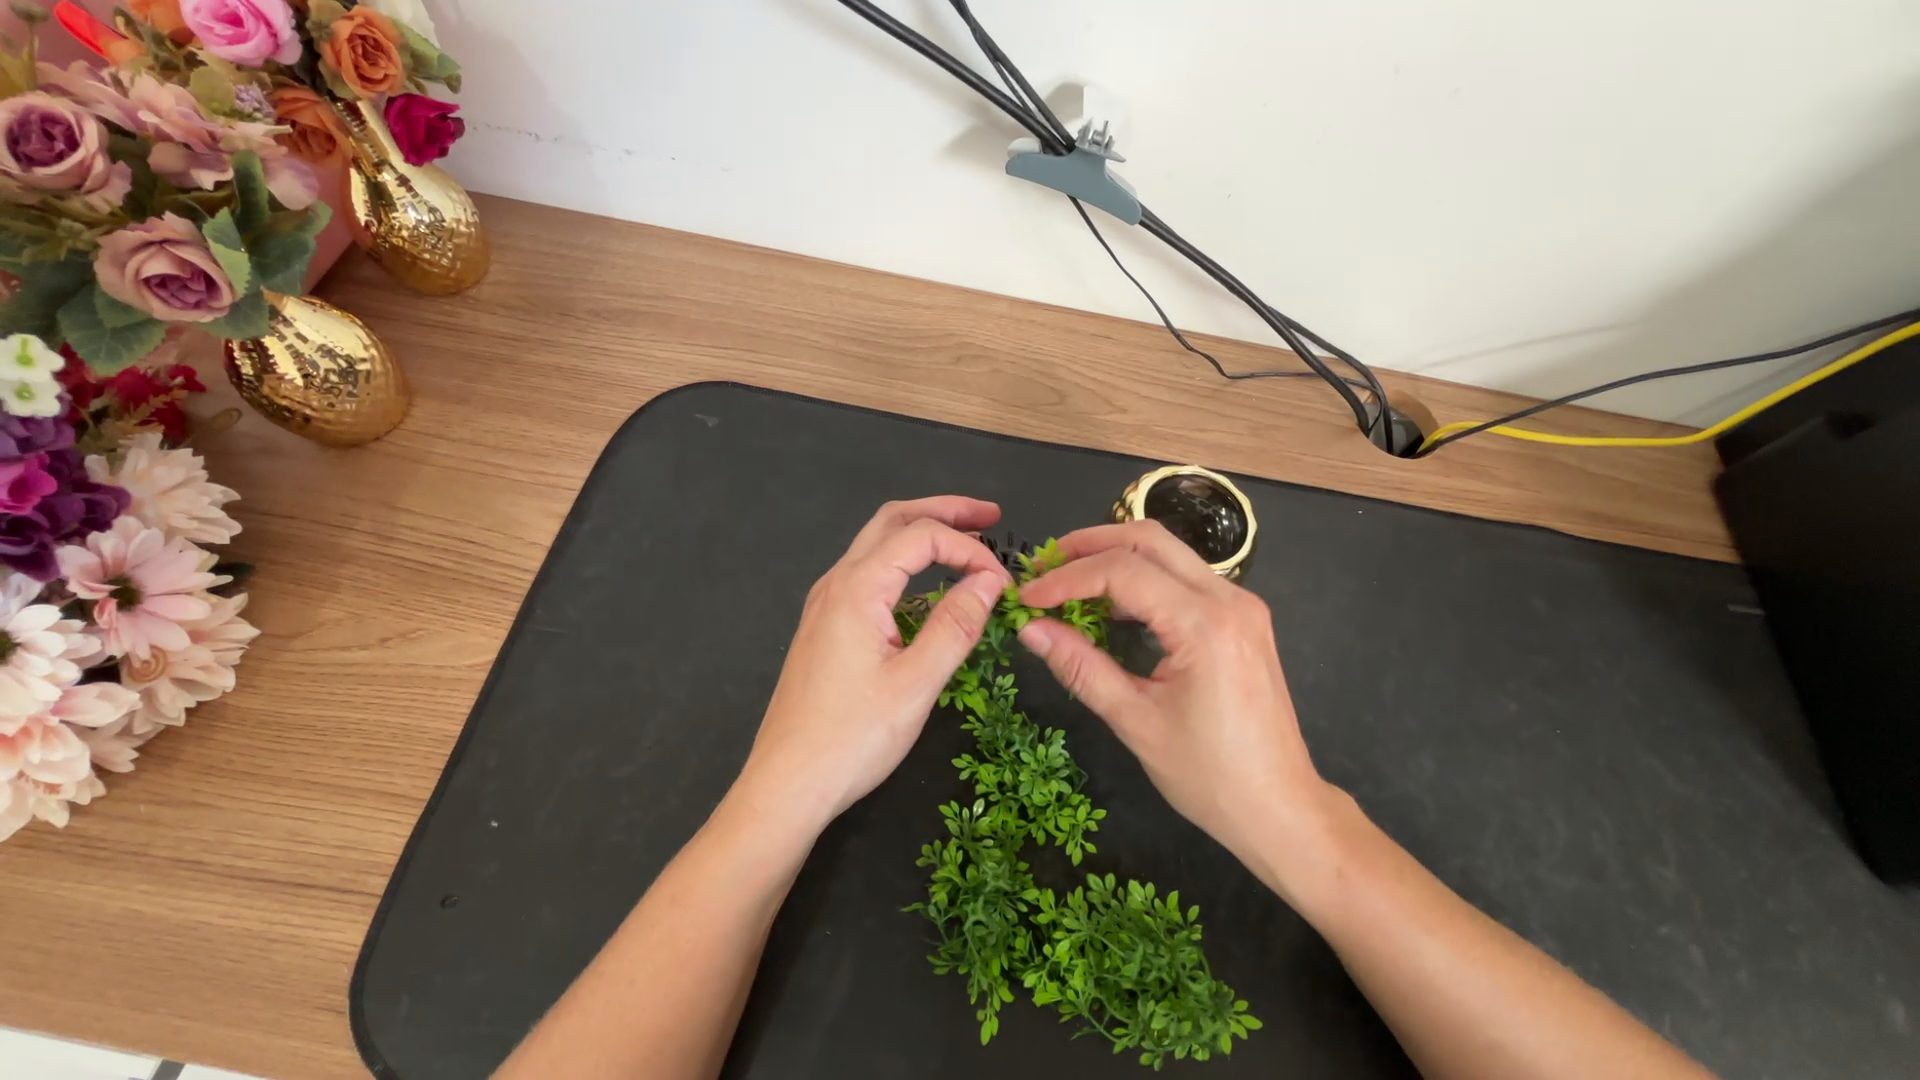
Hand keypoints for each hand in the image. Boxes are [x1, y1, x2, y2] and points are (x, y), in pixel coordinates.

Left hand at [740, 497, 1012, 827]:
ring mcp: (826, 604)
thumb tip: (989, 581)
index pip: (922, 536)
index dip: (968, 547)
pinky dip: (905, 565)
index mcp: (857, 588)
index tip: (1003, 580)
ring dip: (922, 535)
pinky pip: (869, 575)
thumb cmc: (852, 737)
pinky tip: (930, 589)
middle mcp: (836, 583)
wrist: (787, 782)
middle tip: (990, 516)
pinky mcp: (826, 626)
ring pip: (877, 545)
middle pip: (893, 521)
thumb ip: (955, 625)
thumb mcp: (916, 684)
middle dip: (943, 512)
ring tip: (967, 542)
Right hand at [1014, 520, 1337, 885]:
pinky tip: (1109, 606)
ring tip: (1066, 583)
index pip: (1123, 571)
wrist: (1279, 808)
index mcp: (1206, 625)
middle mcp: (1230, 600)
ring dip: (1115, 558)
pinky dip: (1141, 580)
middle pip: (1149, 540)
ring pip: (1168, 553)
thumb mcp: (1135, 721)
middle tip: (1043, 567)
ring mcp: (1241, 606)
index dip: (1067, 578)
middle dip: (1089, 546)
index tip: (1027, 596)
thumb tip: (1030, 629)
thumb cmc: (1208, 776)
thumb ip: (1080, 667)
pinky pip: (1183, 579)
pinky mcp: (1241, 619)